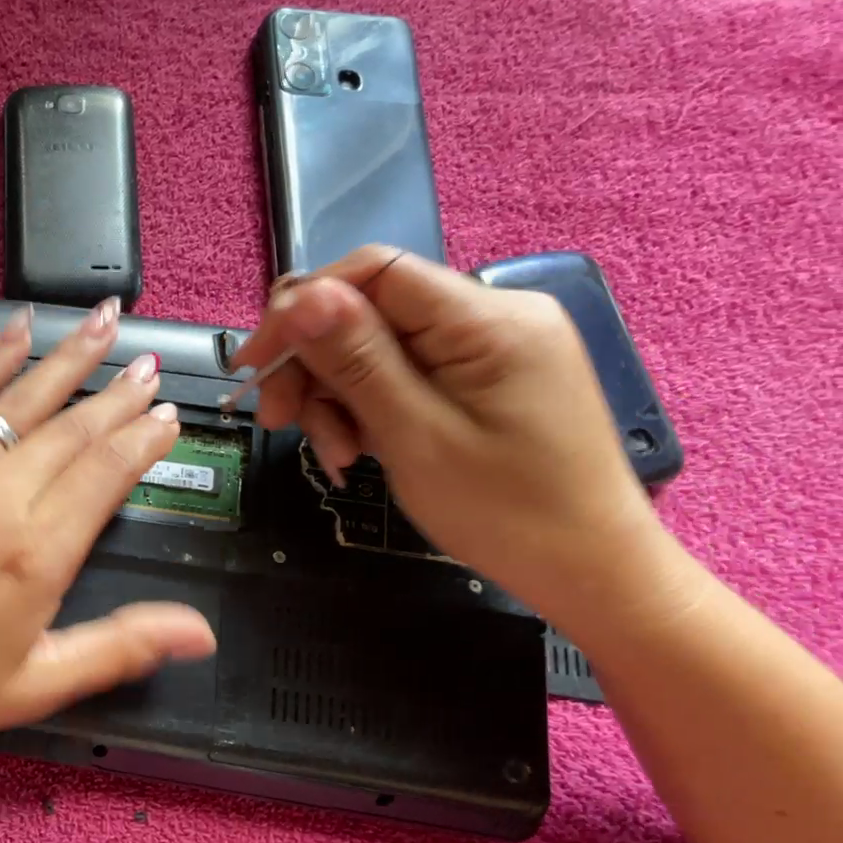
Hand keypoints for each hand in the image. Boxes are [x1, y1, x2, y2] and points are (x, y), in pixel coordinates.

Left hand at [0, 299, 215, 759]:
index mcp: (35, 553)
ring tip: (103, 319)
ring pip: (22, 399)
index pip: (107, 473)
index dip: (143, 440)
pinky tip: (17, 329)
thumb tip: (199, 632)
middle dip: (117, 393)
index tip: (167, 417)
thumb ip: (120, 646)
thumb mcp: (36, 681)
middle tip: (148, 365)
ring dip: (67, 356)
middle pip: (73, 429)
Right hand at [231, 246, 669, 614]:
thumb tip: (302, 295)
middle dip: (313, 365)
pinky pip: (397, 375)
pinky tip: (356, 450)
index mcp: (488, 320)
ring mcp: (485, 349)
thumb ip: (357, 360)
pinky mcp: (478, 378)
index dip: (302, 306)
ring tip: (335, 455)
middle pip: (366, 312)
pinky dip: (363, 410)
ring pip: (371, 348)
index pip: (373, 271)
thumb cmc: (505, 512)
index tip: (255, 364)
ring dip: (333, 398)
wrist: (587, 571)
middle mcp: (490, 317)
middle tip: (279, 422)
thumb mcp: (414, 436)